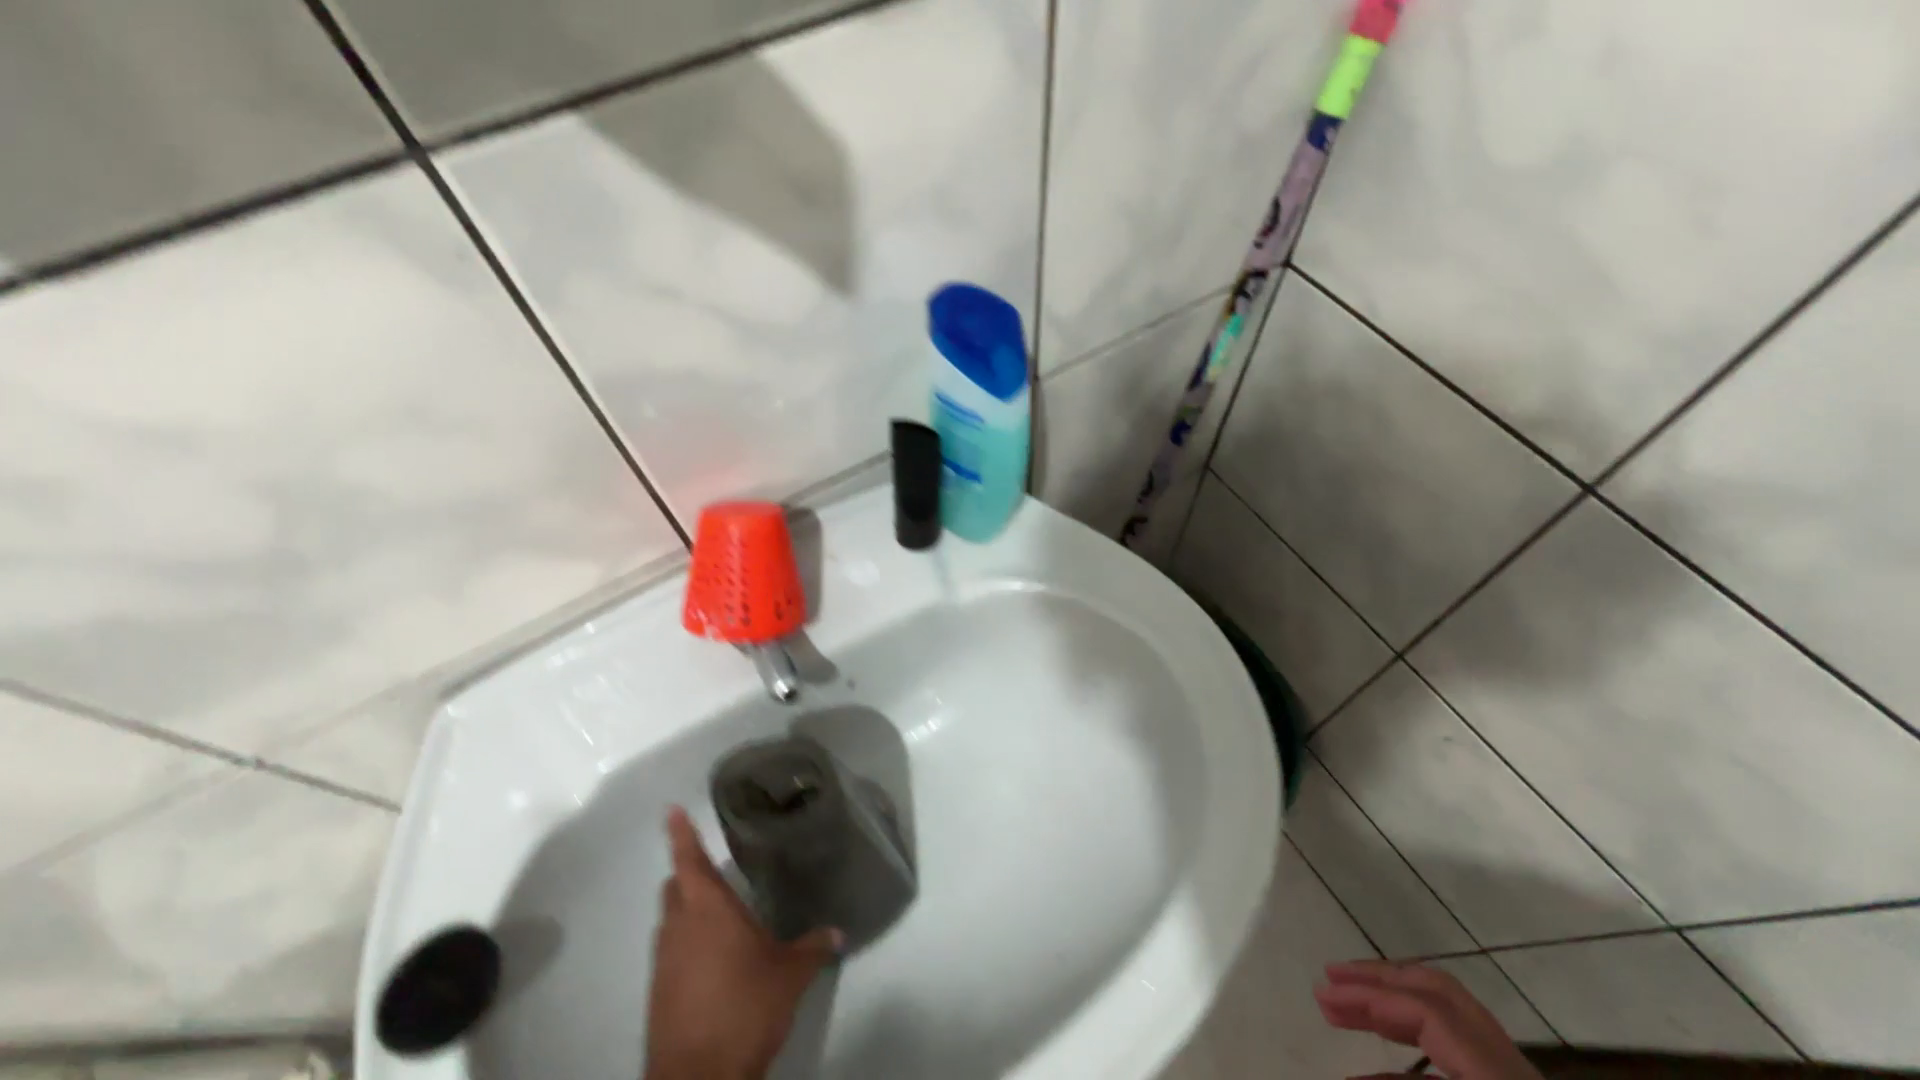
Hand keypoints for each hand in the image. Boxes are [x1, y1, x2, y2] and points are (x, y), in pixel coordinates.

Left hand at [643, 807, 841, 1079]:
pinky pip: (672, 950)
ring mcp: (664, 960)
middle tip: (713, 866)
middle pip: (676, 887)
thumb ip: (812, 948)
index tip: (671, 810)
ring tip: (721, 913)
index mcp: (707, 910)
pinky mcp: (660, 989)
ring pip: (671, 919)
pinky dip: (688, 942)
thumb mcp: (790, 975)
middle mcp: (679, 926)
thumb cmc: (745, 1006)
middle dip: (689, 873)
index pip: (689, 860)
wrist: (697, 1074)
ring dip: (689, 910)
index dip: (680, 834)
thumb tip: (836, 931)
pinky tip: (716, 957)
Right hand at [1315, 960, 1542, 1079]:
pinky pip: (1453, 1055)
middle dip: (1380, 979)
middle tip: (1329, 976)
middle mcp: (1508, 1061)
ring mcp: (1509, 1072)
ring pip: (1449, 1017)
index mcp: (1497, 1070)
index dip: (1374, 997)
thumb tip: (1345, 1076)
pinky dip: (1407, 1048)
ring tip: (1339, 1006)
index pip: (1431, 1011)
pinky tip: (1367, 1068)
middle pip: (1443, 993)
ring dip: (1390, 1005)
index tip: (1324, 994)